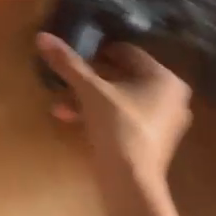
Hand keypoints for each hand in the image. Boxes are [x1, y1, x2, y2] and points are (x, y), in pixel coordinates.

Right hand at [38, 34, 192, 177]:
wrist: (130, 179)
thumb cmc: (118, 126)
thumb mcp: (89, 91)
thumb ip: (68, 64)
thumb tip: (43, 36)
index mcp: (165, 78)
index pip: (128, 53)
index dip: (98, 52)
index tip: (75, 56)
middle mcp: (172, 97)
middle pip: (124, 78)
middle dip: (90, 81)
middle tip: (66, 82)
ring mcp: (166, 121)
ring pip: (122, 100)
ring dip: (91, 100)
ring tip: (62, 107)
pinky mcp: (154, 142)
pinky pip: (126, 119)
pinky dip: (102, 117)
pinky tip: (75, 121)